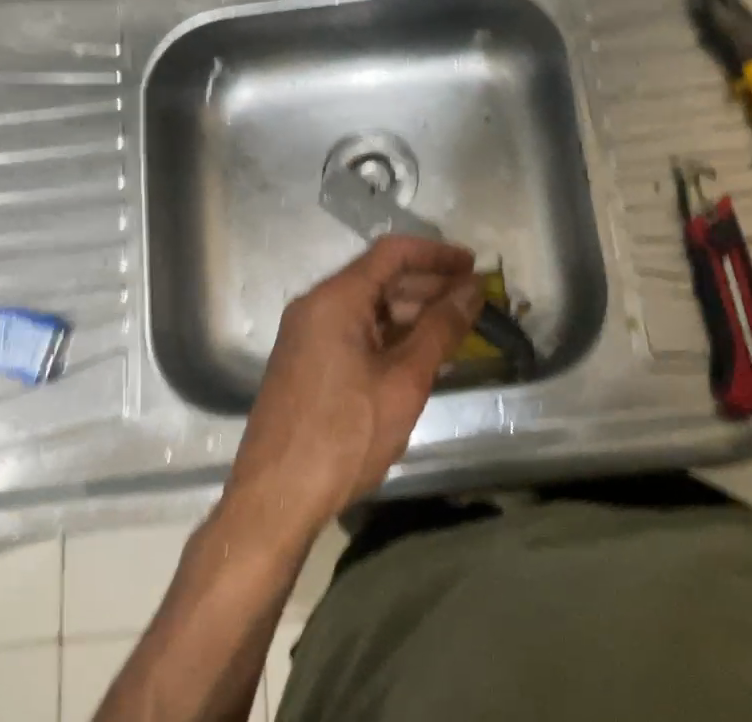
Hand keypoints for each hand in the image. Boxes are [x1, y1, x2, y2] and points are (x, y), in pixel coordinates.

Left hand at [222, 235, 483, 541]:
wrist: (277, 497)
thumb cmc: (345, 435)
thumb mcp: (404, 380)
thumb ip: (441, 328)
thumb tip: (473, 290)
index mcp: (334, 300)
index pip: (391, 253)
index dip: (437, 254)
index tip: (474, 267)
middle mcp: (315, 308)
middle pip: (379, 279)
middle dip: (429, 286)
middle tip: (475, 302)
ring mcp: (306, 338)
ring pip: (368, 310)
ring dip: (412, 315)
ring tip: (457, 331)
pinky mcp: (306, 365)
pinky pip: (355, 335)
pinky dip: (390, 338)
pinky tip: (422, 357)